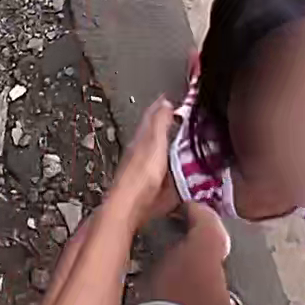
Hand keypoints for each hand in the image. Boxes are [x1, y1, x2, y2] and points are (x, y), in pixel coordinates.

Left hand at [108, 97, 175, 215]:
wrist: (129, 206)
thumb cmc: (141, 176)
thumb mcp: (155, 143)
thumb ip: (160, 122)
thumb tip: (165, 102)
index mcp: (142, 138)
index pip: (151, 115)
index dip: (161, 106)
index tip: (169, 98)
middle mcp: (139, 150)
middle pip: (151, 131)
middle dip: (162, 121)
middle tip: (173, 113)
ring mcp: (140, 167)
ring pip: (152, 148)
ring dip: (163, 140)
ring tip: (175, 137)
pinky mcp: (145, 183)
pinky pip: (157, 165)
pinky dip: (164, 160)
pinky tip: (170, 166)